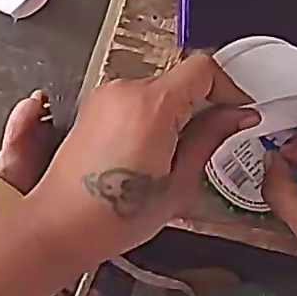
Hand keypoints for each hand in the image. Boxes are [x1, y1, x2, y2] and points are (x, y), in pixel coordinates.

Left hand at [25, 55, 256, 264]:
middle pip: (182, 79)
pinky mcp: (95, 105)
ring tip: (173, 154)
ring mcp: (107, 95)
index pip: (203, 68)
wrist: (58, 227)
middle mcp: (127, 90)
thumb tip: (239, 116)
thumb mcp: (179, 182)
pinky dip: (153, 115)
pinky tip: (149, 152)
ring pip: (160, 89)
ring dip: (177, 111)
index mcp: (153, 105)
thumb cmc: (114, 214)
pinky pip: (138, 98)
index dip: (228, 87)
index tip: (238, 109)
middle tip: (211, 140)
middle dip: (202, 104)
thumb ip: (211, 138)